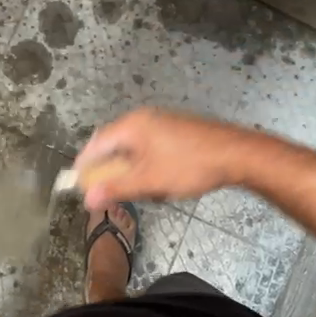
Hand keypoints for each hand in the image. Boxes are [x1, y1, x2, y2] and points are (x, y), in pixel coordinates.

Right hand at [74, 108, 282, 208]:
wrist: (236, 154)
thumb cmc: (189, 165)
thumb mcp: (149, 181)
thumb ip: (116, 188)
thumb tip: (86, 198)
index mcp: (132, 125)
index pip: (96, 144)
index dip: (85, 166)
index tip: (79, 187)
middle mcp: (143, 118)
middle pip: (114, 145)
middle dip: (111, 170)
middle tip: (112, 192)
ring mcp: (161, 122)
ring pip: (133, 148)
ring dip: (131, 170)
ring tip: (143, 189)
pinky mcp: (175, 130)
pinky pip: (149, 147)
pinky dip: (147, 165)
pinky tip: (161, 181)